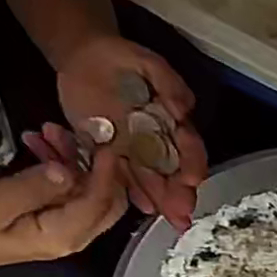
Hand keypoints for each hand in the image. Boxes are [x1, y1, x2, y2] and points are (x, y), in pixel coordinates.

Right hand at [0, 143, 126, 271]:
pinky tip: (37, 144)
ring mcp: (63, 227)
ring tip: (47, 131)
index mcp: (63, 235)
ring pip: (84, 191)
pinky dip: (57, 166)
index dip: (106, 174)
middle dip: (94, 164)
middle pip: (103, 199)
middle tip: (72, 132)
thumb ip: (33, 188)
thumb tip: (66, 171)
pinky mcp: (49, 217)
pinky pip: (64, 190)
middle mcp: (73, 235)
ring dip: (72, 160)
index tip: (106, 145)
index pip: (99, 203)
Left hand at [54, 35, 207, 228]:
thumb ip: (168, 83)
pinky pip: (123, 177)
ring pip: (152, 181)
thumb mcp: (148, 62)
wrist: (83, 58)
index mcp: (174, 125)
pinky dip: (132, 193)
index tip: (192, 179)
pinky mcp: (111, 154)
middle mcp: (160, 144)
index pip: (190, 149)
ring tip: (167, 218)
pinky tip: (142, 207)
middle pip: (174, 174)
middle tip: (183, 214)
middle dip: (179, 195)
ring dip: (160, 201)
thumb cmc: (120, 59)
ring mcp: (136, 152)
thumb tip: (183, 110)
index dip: (193, 164)